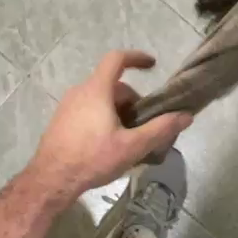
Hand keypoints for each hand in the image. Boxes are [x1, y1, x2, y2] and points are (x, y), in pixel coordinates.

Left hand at [26, 51, 193, 199]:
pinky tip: (108, 145)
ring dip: (118, 112)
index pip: (117, 59)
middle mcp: (80, 91)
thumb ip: (160, 129)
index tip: (152, 65)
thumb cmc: (92, 158)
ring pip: (100, 99)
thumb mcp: (132, 146)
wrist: (51, 179)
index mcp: (96, 90)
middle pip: (112, 85)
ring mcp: (67, 106)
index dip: (136, 58)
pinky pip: (87, 110)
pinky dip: (103, 118)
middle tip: (144, 126)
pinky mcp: (61, 121)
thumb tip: (186, 116)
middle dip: (132, 101)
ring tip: (128, 139)